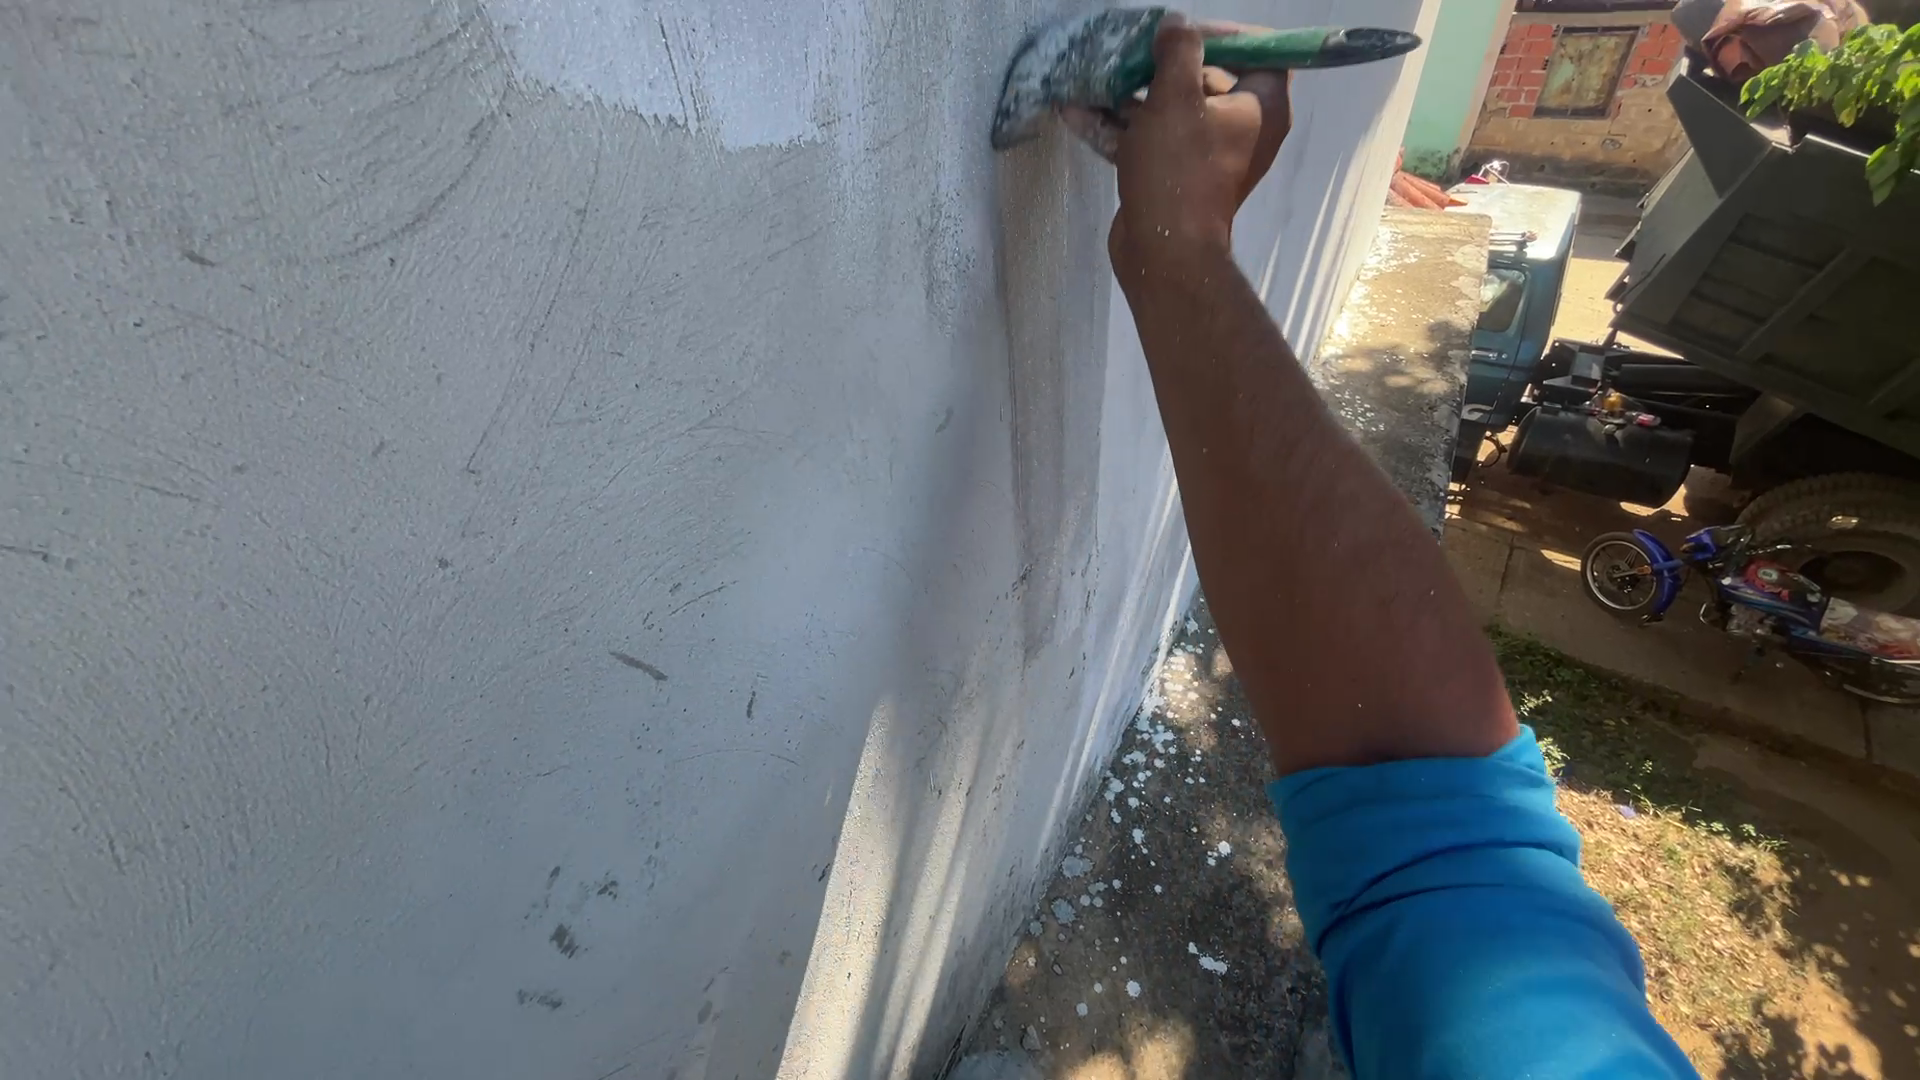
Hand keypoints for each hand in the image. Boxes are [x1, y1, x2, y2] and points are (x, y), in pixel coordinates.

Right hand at [1102, 14, 1290, 280]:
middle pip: (1203, 80)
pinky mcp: (1171, 180)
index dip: (1218, 34)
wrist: (1163, 253)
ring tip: (1094, 78)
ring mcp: (1204, 159)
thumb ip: (1178, 52)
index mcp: (1261, 106)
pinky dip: (1119, 129)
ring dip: (1128, 97)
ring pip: (1167, 114)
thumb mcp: (1176, 98)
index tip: (1180, 32)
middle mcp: (1240, 130)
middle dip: (1159, 65)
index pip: (1255, 50)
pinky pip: (1148, 143)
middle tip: (1128, 53)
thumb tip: (1176, 24)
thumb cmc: (1179, 172)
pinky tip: (1079, 113)